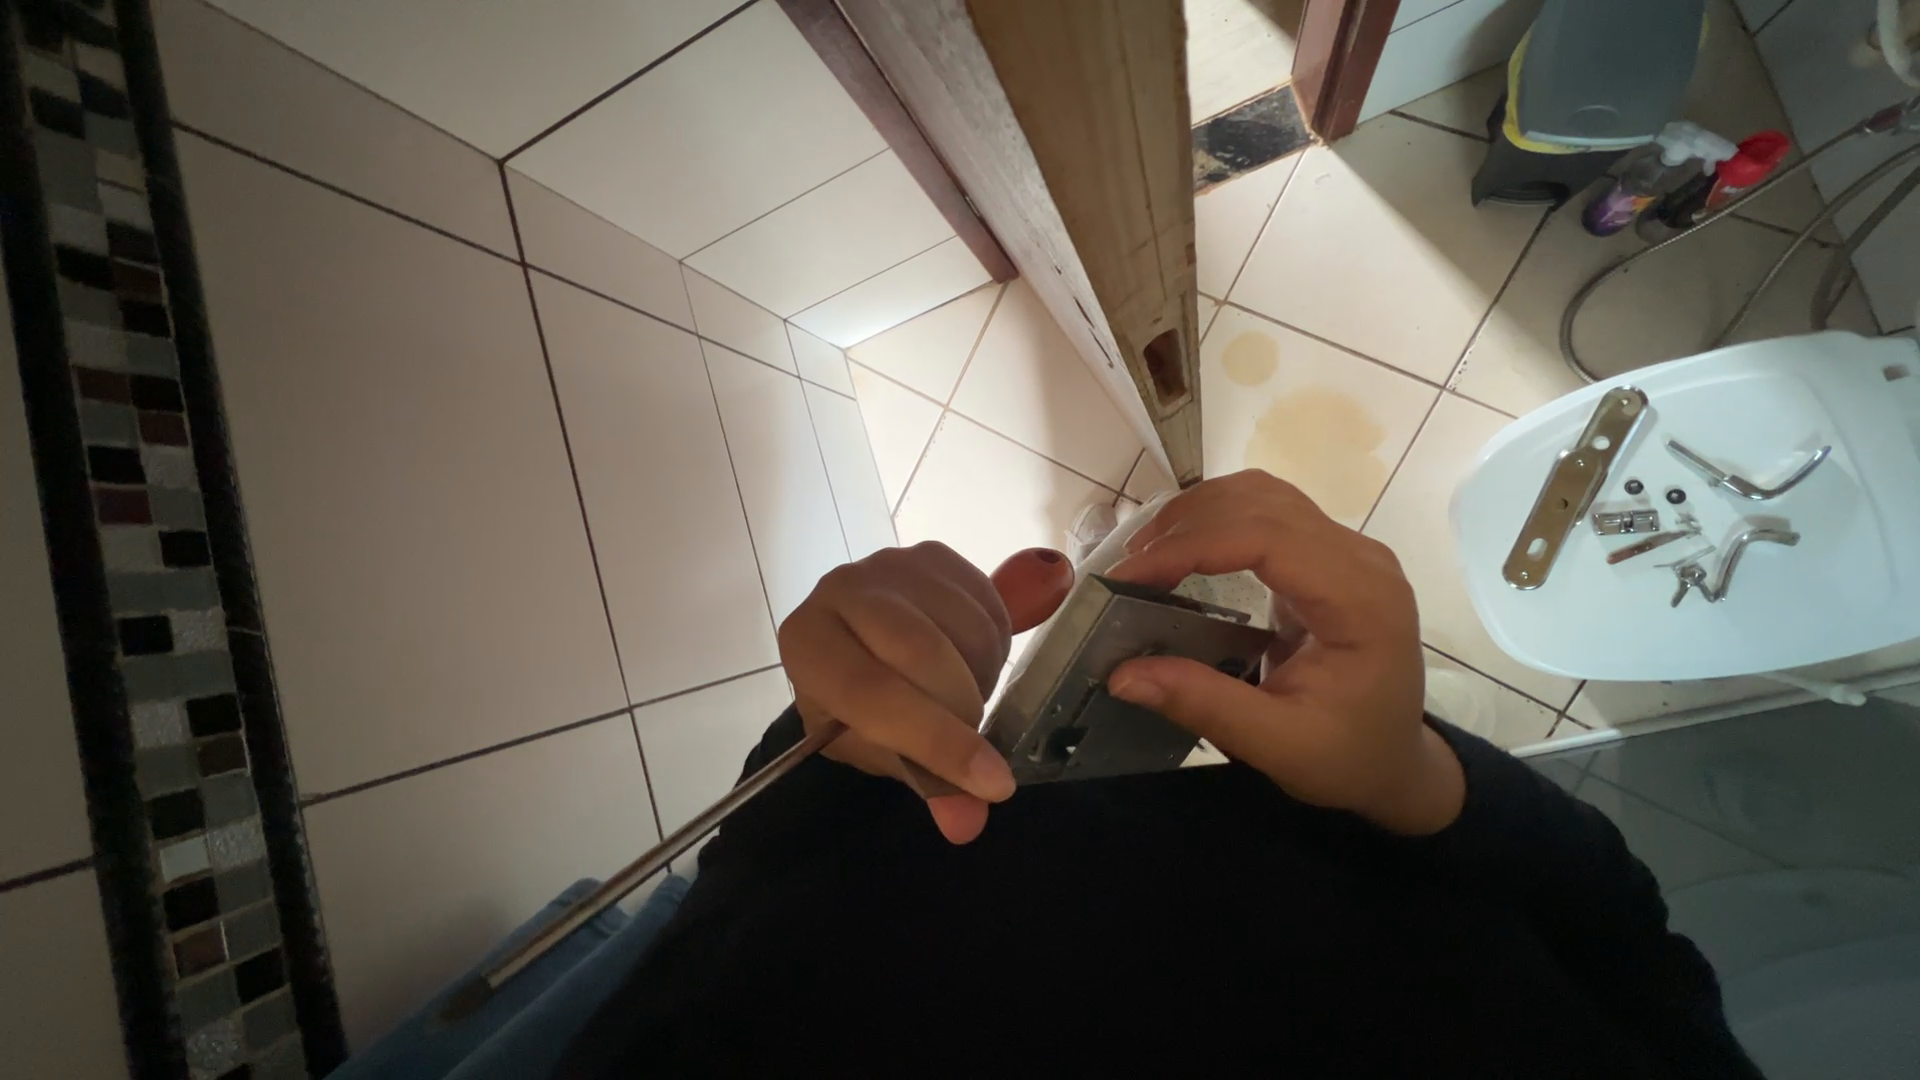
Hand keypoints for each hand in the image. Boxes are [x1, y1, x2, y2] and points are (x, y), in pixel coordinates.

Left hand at [779, 543, 1075, 843]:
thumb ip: (923, 781)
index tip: (991, 785)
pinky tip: (971, 660)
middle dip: (963, 707)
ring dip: (983, 677)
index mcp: (808, 642)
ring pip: (965, 626)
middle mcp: (842, 590)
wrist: (863, 643)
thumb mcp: (876, 748)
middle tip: (976, 737)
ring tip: (964, 695)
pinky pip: (989, 603)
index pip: (870, 691)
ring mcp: (891, 564)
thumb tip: (969, 824)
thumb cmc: (858, 704)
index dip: (934, 740)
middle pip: (921, 649)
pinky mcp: (934, 554)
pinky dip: (996, 645)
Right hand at [1105, 471, 1463, 835]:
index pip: (1266, 538)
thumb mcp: (1276, 745)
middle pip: (1260, 504)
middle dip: (1184, 527)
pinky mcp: (1325, 552)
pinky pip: (1265, 509)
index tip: (1129, 575)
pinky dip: (1215, 517)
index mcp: (1360, 600)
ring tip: (1147, 552)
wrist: (1393, 760)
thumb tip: (1120, 675)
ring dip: (1197, 513)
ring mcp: (1345, 549)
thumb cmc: (1346, 756)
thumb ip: (1203, 704)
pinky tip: (1182, 545)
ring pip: (1260, 494)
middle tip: (1127, 568)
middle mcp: (1359, 558)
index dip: (1190, 547)